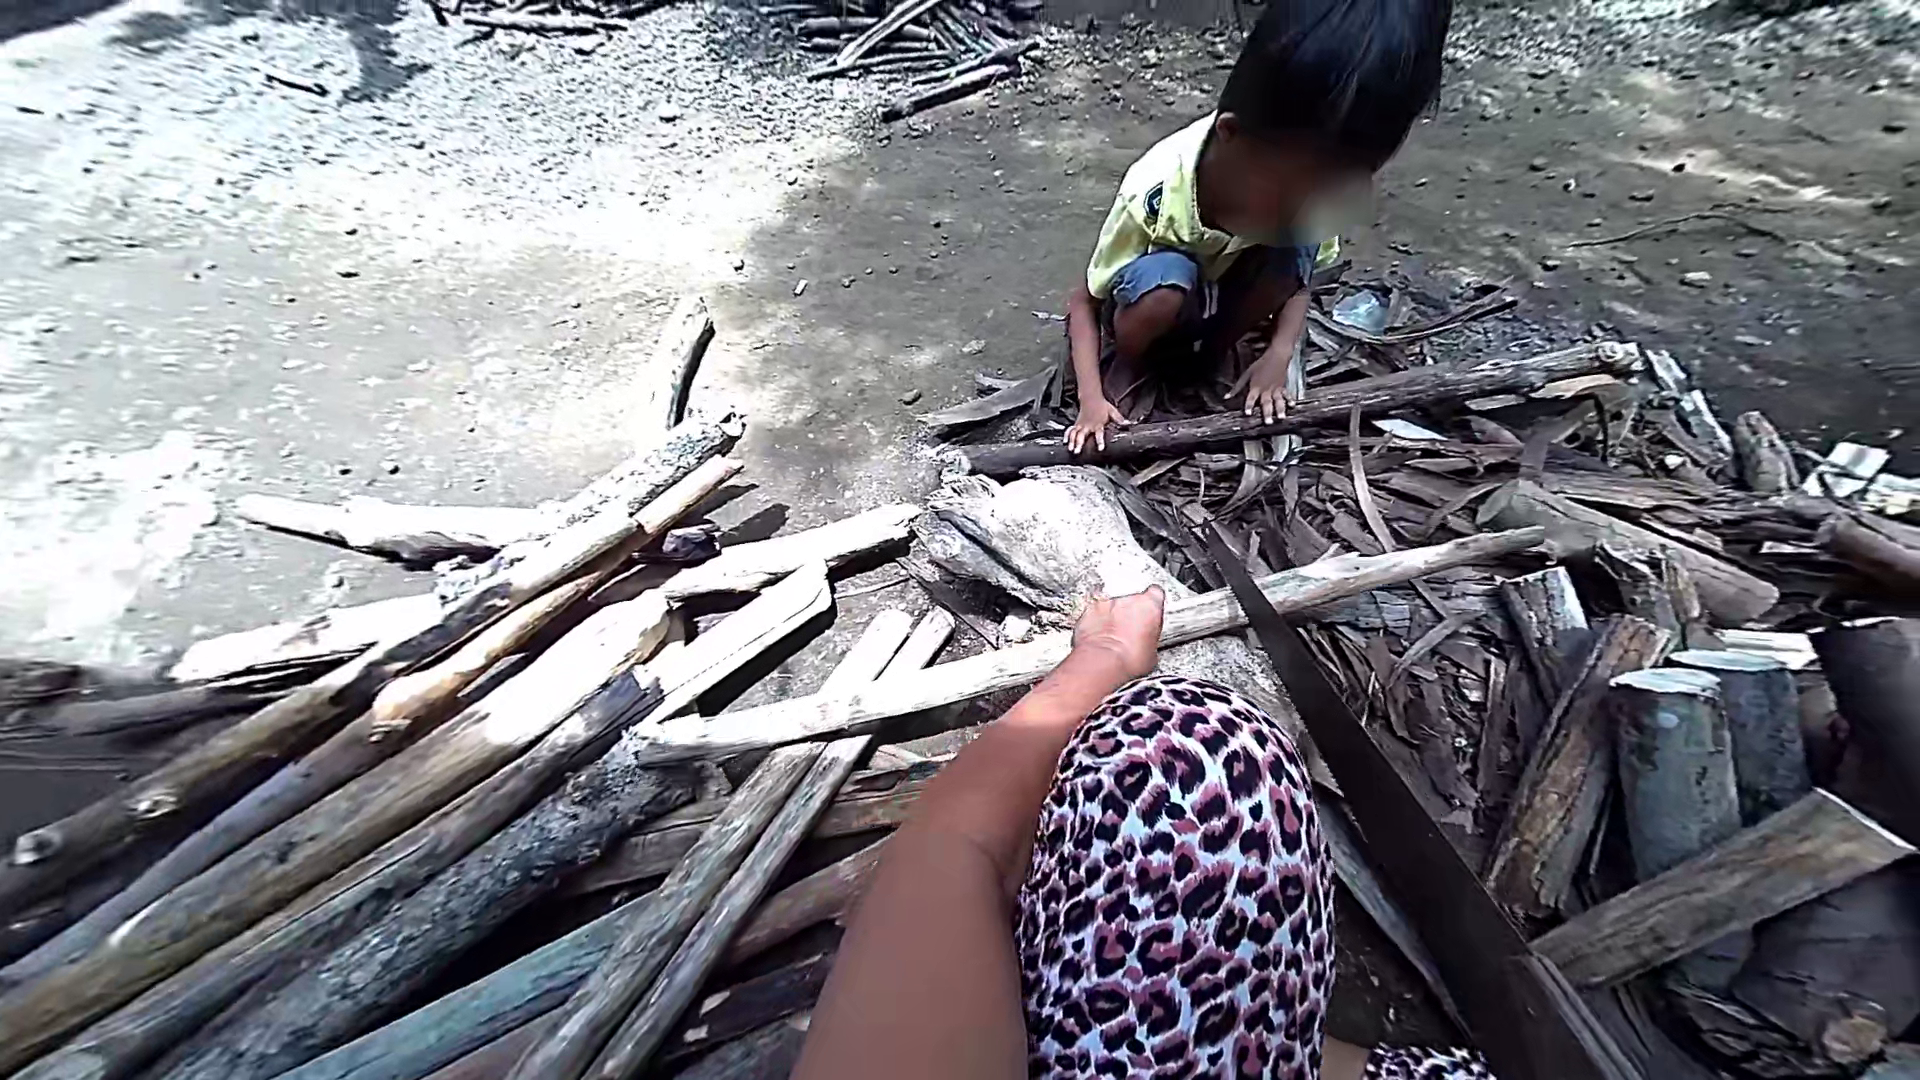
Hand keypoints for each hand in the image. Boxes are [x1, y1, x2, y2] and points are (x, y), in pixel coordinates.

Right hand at [1065, 397, 1129, 453]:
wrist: (1091, 397)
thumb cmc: (1101, 405)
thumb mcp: (1112, 411)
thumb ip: (1119, 419)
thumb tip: (1128, 424)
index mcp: (1098, 424)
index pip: (1099, 434)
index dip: (1100, 441)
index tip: (1100, 448)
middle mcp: (1088, 426)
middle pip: (1082, 435)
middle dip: (1079, 443)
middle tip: (1077, 451)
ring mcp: (1081, 425)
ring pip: (1075, 434)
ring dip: (1072, 442)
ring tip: (1071, 449)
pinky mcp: (1076, 424)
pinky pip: (1070, 430)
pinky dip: (1067, 435)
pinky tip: (1065, 442)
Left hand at [1070, 585, 1164, 682]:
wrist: (1102, 662)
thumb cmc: (1129, 659)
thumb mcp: (1152, 653)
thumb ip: (1149, 636)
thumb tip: (1145, 643)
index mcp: (1149, 605)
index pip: (1155, 593)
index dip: (1151, 603)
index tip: (1148, 612)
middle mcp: (1127, 599)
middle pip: (1130, 599)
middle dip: (1128, 611)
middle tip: (1128, 630)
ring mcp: (1105, 603)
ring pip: (1110, 605)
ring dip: (1111, 616)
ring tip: (1111, 636)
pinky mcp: (1087, 610)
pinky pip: (1093, 614)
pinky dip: (1095, 622)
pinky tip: (1098, 637)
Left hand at [1239, 353, 1291, 424]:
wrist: (1277, 356)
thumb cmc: (1260, 364)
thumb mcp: (1246, 374)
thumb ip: (1237, 387)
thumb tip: (1226, 397)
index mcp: (1256, 387)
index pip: (1251, 398)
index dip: (1249, 406)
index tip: (1248, 413)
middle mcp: (1266, 389)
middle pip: (1266, 402)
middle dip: (1267, 413)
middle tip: (1268, 422)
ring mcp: (1276, 388)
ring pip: (1278, 400)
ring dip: (1280, 409)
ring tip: (1281, 418)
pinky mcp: (1283, 386)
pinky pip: (1286, 394)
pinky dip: (1290, 400)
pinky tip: (1292, 406)